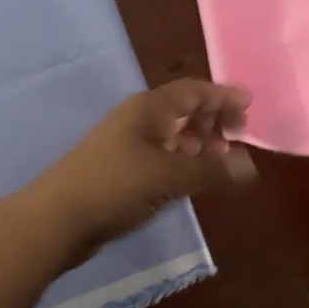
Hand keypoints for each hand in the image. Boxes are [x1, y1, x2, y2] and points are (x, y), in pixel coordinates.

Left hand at [28, 79, 256, 253]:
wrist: (58, 217)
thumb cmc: (114, 185)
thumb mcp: (167, 176)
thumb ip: (209, 170)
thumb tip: (250, 166)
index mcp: (148, 108)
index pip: (192, 90)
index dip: (221, 95)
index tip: (250, 103)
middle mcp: (139, 118)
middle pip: (182, 109)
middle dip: (212, 118)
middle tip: (241, 134)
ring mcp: (128, 143)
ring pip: (172, 134)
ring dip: (199, 141)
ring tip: (224, 157)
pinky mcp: (122, 170)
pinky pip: (162, 156)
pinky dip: (183, 161)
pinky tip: (193, 178)